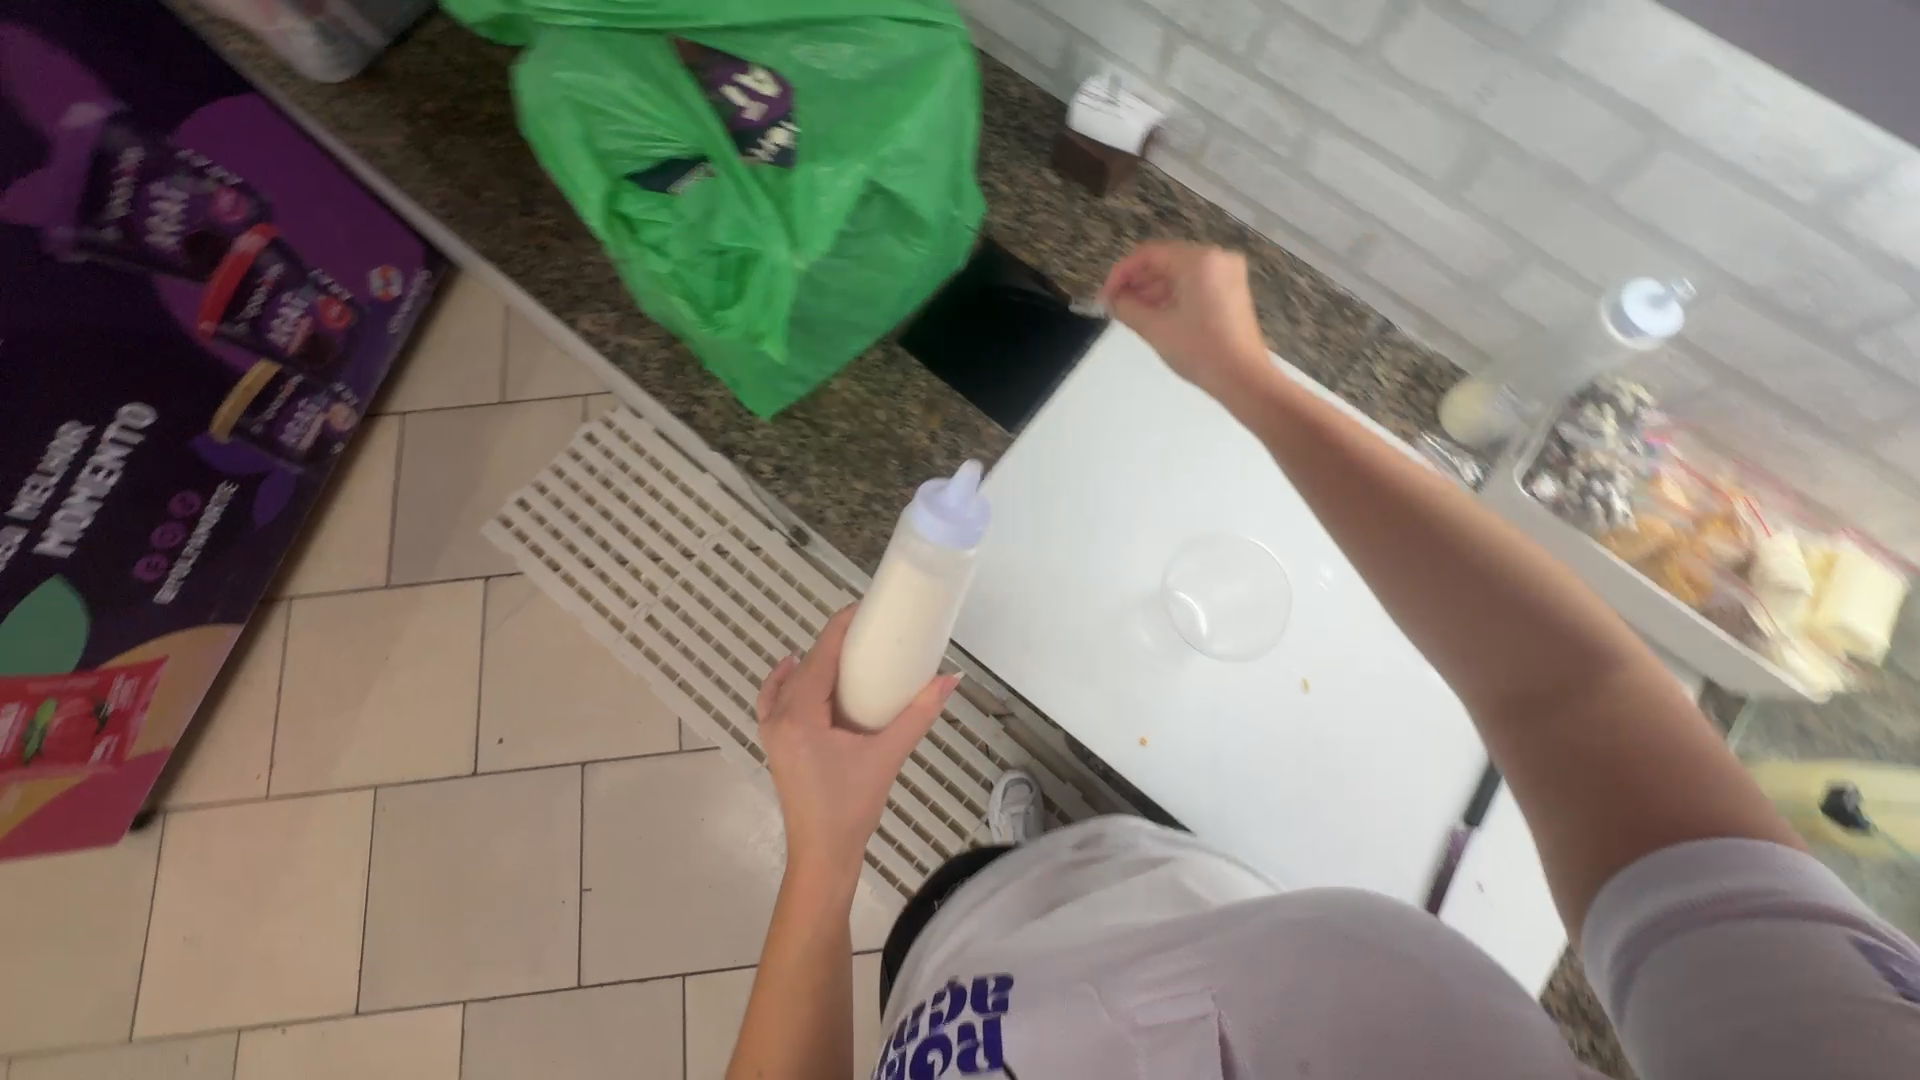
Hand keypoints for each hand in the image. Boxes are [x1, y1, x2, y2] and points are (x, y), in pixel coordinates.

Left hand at [756, 605, 959, 883]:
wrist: (823, 855)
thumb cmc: (852, 806)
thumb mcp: (888, 756)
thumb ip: (918, 715)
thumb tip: (950, 679)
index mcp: (801, 713)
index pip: (821, 652)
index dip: (843, 624)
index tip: (869, 608)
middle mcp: (780, 715)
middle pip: (807, 662)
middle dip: (835, 641)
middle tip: (871, 631)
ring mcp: (773, 730)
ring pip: (790, 680)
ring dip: (815, 661)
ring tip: (847, 653)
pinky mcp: (776, 744)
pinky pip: (775, 699)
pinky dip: (786, 680)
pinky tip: (798, 671)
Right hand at [1097, 243, 1270, 399]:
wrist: (1243, 378)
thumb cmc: (1199, 351)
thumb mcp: (1155, 328)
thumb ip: (1126, 307)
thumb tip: (1111, 300)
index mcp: (1199, 260)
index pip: (1148, 255)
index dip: (1120, 274)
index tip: (1104, 298)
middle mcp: (1216, 258)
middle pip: (1164, 261)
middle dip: (1136, 283)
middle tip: (1114, 307)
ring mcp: (1227, 274)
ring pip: (1178, 273)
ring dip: (1152, 291)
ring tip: (1130, 314)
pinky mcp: (1231, 290)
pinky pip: (1193, 284)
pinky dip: (1172, 296)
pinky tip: (1154, 315)